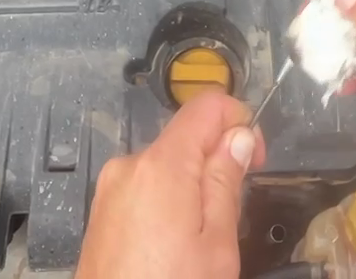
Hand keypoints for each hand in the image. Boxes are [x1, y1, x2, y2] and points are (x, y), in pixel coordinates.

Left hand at [75, 91, 264, 278]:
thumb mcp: (216, 247)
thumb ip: (226, 182)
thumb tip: (238, 136)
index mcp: (161, 165)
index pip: (206, 106)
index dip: (238, 120)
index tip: (255, 157)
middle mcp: (129, 165)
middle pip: (185, 138)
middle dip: (214, 162)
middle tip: (231, 214)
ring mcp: (110, 189)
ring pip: (165, 167)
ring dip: (190, 187)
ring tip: (198, 243)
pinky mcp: (101, 214)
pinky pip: (143, 190)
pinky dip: (165, 204)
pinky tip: (171, 249)